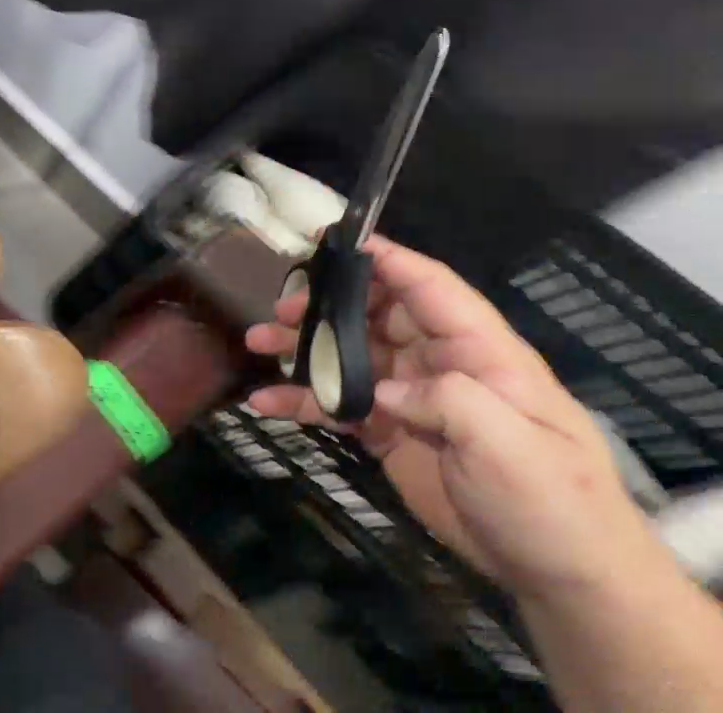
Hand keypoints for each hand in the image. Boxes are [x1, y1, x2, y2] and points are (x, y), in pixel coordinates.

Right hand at [244, 236, 664, 597]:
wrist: (558, 573)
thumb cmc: (550, 503)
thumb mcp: (512, 447)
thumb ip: (449, 400)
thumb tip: (382, 385)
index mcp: (482, 356)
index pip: (431, 290)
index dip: (385, 259)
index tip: (331, 240)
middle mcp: (442, 367)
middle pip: (376, 316)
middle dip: (326, 304)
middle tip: (281, 308)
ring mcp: (413, 400)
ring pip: (347, 356)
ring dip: (301, 347)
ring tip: (256, 343)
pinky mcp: (389, 432)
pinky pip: (335, 404)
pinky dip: (298, 400)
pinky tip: (265, 403)